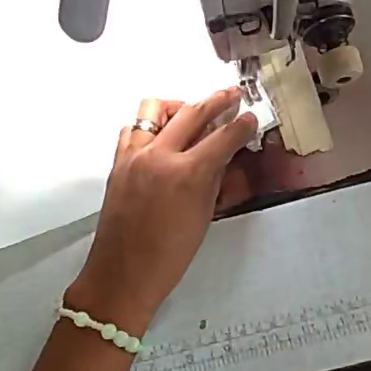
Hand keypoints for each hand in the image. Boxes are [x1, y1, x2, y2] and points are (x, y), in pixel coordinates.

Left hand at [65, 87, 258, 336]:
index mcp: (187, 174)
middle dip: (217, 100)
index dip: (242, 124)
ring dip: (178, 106)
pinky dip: (151, 125)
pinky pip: (134, 129)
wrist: (123, 274)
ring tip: (191, 114)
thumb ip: (214, 180)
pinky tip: (162, 138)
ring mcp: (134, 156)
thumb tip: (224, 158)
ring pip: (155, 109)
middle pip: (192, 112)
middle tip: (232, 95)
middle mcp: (159, 156)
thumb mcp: (203, 217)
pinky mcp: (118, 162)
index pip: (223, 137)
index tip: (251, 116)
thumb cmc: (168, 257)